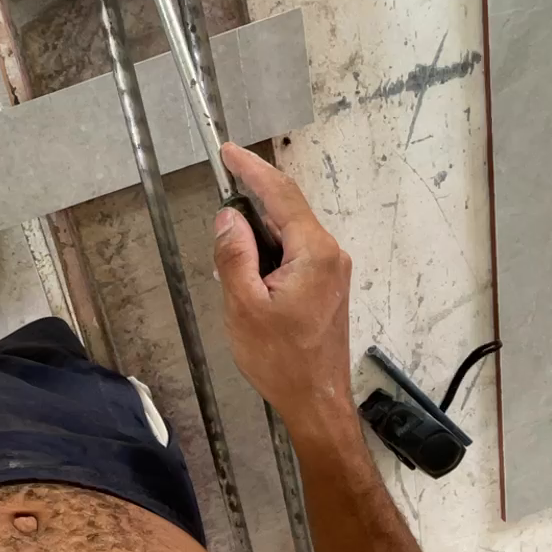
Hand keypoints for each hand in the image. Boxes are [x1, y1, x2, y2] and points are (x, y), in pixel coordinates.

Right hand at [212, 142, 354, 427]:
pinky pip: (294, 257)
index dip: (252, 170)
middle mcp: (330, 254)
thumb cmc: (279, 359)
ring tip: (232, 267)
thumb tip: (228, 217)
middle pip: (285, 214)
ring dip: (256, 241)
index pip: (281, 196)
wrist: (316, 399)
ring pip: (288, 238)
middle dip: (250, 210)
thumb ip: (235, 256)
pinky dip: (268, 258)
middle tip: (220, 220)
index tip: (227, 152)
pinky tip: (249, 278)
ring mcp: (331, 272)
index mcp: (314, 252)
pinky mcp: (326, 288)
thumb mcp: (244, 307)